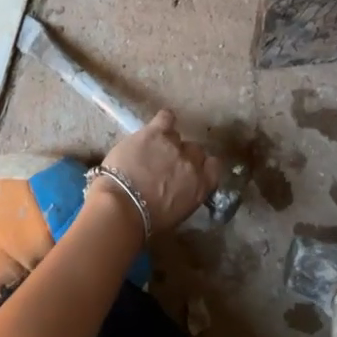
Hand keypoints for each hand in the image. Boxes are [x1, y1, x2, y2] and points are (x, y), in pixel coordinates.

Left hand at [98, 110, 220, 232]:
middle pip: (195, 150)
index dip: (202, 166)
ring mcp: (173, 145)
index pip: (214, 166)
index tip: (191, 170)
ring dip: (166, 143)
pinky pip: (166, 117)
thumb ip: (187, 194)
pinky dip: (163, 121)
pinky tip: (155, 128)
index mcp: (201, 186)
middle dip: (183, 156)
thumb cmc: (148, 220)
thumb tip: (182, 187)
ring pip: (176, 136)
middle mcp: (192, 162)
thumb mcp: (178, 212)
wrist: (123, 205)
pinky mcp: (154, 132)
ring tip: (151, 152)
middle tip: (166, 164)